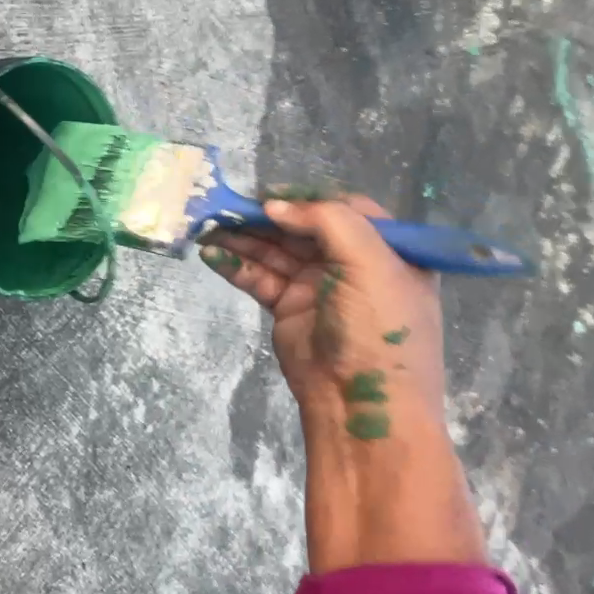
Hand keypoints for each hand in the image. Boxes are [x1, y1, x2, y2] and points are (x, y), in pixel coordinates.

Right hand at [199, 195, 445, 429]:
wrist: (359, 398)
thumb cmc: (378, 328)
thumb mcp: (370, 267)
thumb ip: (327, 224)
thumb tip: (273, 206)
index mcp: (388, 251)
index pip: (344, 209)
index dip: (305, 200)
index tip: (266, 196)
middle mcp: (353, 264)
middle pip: (300, 228)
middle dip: (262, 218)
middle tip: (222, 209)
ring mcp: (317, 285)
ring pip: (273, 250)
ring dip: (240, 238)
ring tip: (205, 228)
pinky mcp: (287, 304)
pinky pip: (257, 276)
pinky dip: (233, 264)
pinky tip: (210, 255)